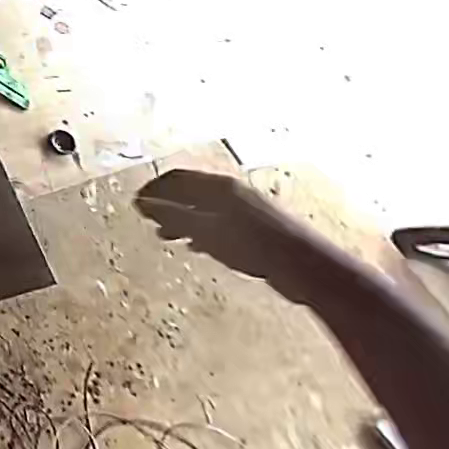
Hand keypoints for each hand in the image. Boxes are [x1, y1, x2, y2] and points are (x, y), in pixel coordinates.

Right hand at [136, 169, 326, 303]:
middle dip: (166, 204)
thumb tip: (141, 203)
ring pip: (204, 207)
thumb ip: (168, 215)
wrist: (311, 270)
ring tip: (169, 234)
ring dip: (182, 219)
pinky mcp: (260, 226)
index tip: (136, 203)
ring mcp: (249, 208)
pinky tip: (198, 244)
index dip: (152, 188)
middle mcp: (233, 191)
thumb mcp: (201, 229)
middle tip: (149, 219)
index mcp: (218, 186)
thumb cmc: (251, 245)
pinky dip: (202, 228)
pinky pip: (219, 220)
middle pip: (189, 191)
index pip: (174, 177)